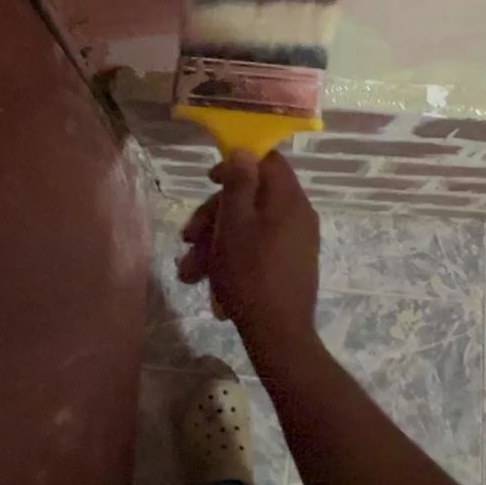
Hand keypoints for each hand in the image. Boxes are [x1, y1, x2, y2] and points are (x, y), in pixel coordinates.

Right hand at [178, 151, 320, 348]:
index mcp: (289, 200)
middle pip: (252, 198)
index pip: (268, 162)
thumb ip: (239, 183)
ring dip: (215, 244)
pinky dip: (231, 259)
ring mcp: (296, 242)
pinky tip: (207, 283)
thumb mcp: (235, 224)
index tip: (210, 180)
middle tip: (187, 237)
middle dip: (214, 216)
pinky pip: (258, 249)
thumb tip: (245, 150)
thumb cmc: (250, 274)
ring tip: (188, 272)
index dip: (236, 165)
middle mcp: (298, 215)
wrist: (278, 334)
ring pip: (249, 228)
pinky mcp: (290, 265)